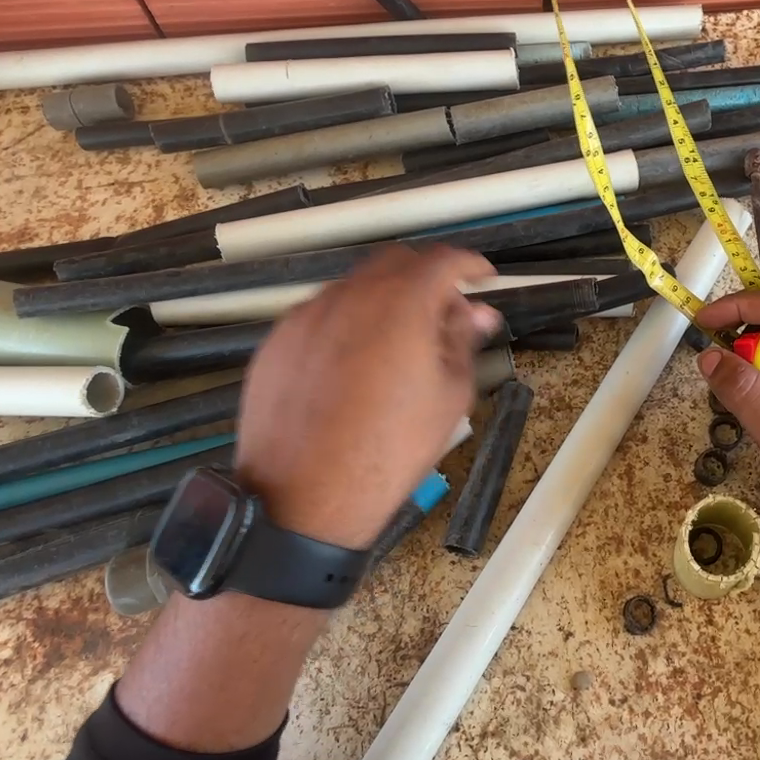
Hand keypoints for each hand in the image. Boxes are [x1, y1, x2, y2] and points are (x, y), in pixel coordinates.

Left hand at [234, 245, 501, 548]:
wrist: (304, 499)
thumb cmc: (391, 449)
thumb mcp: (449, 396)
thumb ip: (463, 341)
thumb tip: (478, 312)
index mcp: (401, 303)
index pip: (443, 260)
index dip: (470, 265)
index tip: (483, 278)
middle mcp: (350, 295)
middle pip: (396, 262)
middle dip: (426, 277)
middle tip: (444, 313)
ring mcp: (306, 315)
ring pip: (355, 287)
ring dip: (385, 299)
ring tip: (399, 345)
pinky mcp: (276, 342)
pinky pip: (322, 316)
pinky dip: (348, 323)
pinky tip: (355, 365)